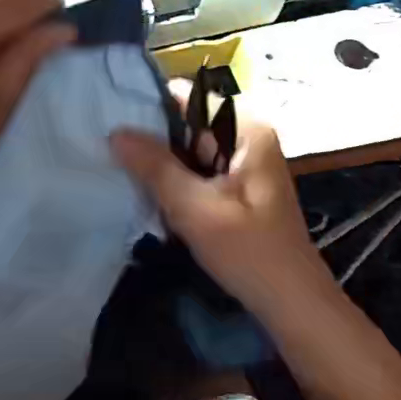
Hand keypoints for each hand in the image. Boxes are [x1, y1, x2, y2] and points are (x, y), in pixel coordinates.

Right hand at [112, 113, 332, 316]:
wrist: (291, 303)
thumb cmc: (248, 251)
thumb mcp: (194, 207)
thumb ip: (155, 166)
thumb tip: (116, 132)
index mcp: (247, 130)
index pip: (191, 96)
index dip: (151, 102)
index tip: (111, 113)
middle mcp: (247, 137)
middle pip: (189, 121)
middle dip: (153, 136)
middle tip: (108, 145)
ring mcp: (243, 163)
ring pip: (189, 148)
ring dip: (161, 161)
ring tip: (120, 165)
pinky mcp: (236, 186)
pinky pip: (197, 169)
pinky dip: (175, 179)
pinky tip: (148, 190)